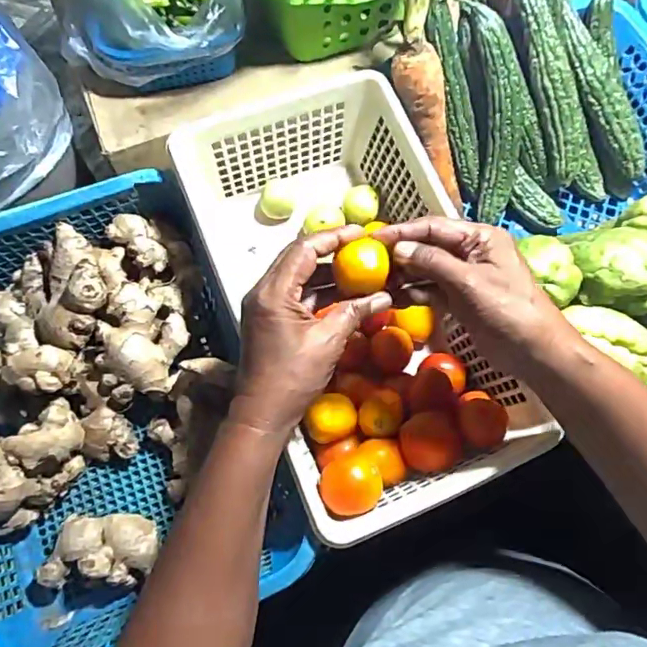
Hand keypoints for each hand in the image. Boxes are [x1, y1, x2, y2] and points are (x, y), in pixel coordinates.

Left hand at [230, 226, 392, 438]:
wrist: (262, 413)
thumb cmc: (291, 378)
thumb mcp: (328, 341)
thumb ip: (354, 312)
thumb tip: (383, 295)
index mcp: (272, 292)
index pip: (304, 249)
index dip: (334, 237)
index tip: (361, 233)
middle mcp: (263, 292)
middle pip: (298, 257)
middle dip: (332, 251)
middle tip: (362, 248)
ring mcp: (265, 306)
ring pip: (298, 277)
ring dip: (328, 273)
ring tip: (360, 270)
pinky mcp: (270, 320)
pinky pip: (297, 295)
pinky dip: (320, 293)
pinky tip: (345, 295)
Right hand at [371, 218, 576, 380]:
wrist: (533, 350)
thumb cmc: (509, 310)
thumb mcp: (470, 282)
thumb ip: (433, 262)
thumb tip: (400, 248)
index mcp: (480, 237)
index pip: (434, 227)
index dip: (403, 231)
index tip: (374, 237)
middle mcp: (471, 252)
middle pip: (427, 246)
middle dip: (400, 253)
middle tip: (369, 263)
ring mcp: (464, 276)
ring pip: (426, 269)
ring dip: (403, 274)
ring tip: (377, 282)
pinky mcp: (459, 298)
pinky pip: (430, 289)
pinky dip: (413, 292)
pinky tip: (394, 297)